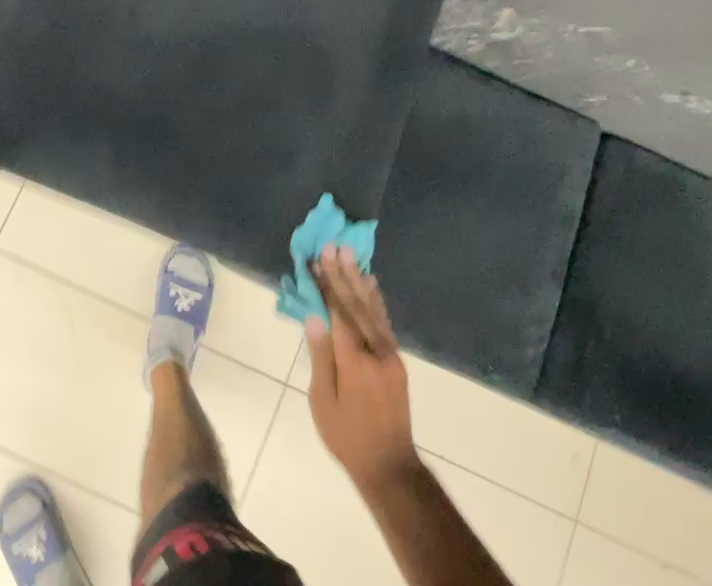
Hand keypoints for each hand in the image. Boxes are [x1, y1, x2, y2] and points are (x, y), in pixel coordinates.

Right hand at [305, 244, 417, 489]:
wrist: (389, 464)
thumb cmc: (346, 436)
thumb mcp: (323, 400)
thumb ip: (321, 356)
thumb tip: (314, 317)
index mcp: (355, 360)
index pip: (338, 313)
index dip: (327, 285)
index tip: (317, 260)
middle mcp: (376, 351)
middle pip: (357, 306)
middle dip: (344, 275)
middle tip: (334, 247)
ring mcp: (390, 355)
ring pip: (374, 311)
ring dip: (361, 282)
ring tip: (352, 257)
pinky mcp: (396, 361)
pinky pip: (384, 323)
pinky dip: (376, 302)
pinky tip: (372, 287)